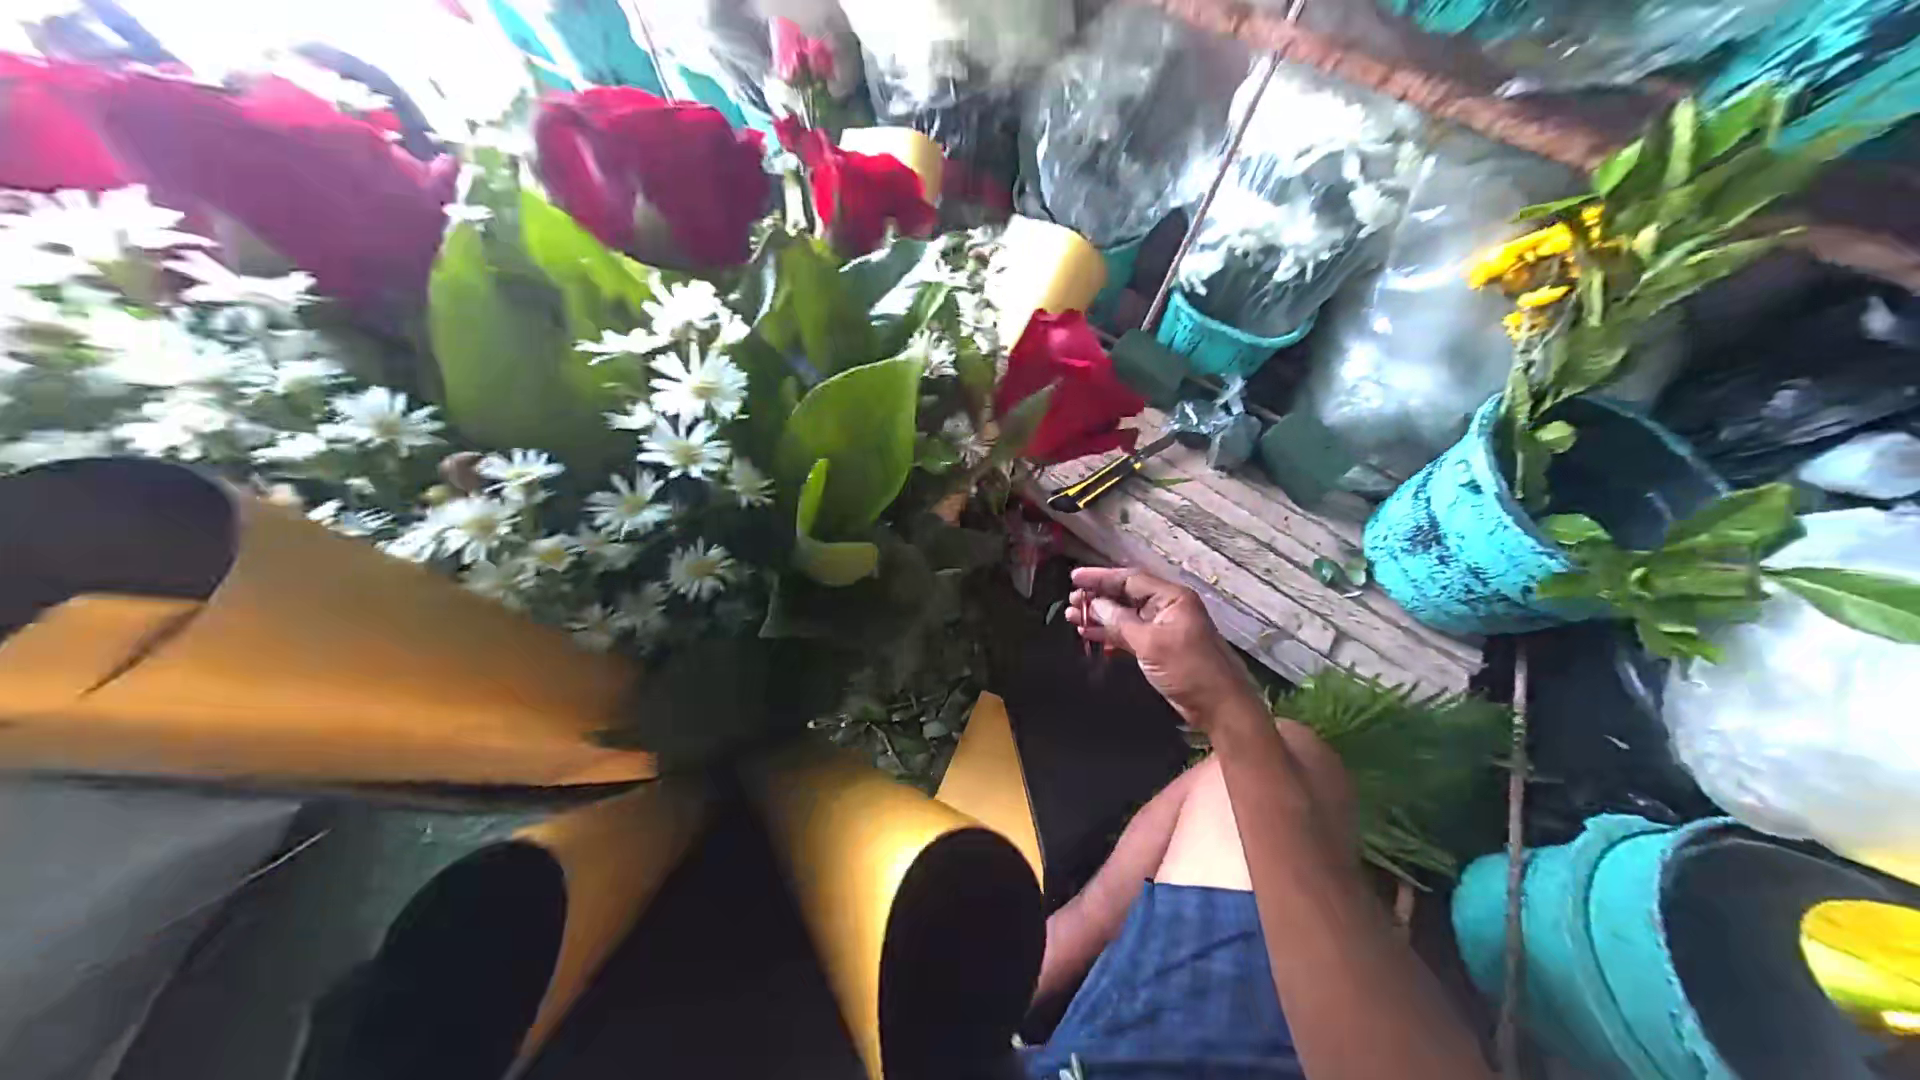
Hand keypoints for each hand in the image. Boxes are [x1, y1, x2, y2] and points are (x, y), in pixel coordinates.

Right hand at [1063, 567, 1258, 729]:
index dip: (1100, 577)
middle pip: (1125, 595)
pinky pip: (1128, 633)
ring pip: (1124, 615)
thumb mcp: (1150, 642)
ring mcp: (1161, 628)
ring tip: (1072, 616)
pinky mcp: (1157, 647)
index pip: (1130, 579)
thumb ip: (1120, 621)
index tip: (1074, 577)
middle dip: (1097, 596)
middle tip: (1071, 600)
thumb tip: (1095, 603)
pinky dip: (1109, 633)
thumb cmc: (1188, 669)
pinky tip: (1089, 633)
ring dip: (1099, 616)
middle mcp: (1166, 607)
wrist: (1219, 706)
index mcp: (1171, 597)